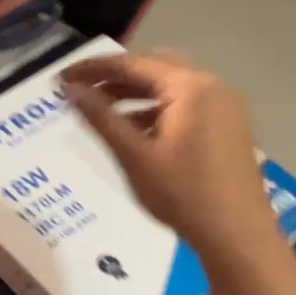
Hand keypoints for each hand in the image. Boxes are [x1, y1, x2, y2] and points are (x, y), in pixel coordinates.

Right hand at [61, 50, 274, 262]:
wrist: (234, 230)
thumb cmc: (181, 192)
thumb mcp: (133, 155)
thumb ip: (101, 118)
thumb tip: (71, 90)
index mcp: (191, 88)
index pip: (134, 64)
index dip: (94, 68)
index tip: (60, 77)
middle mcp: (212, 86)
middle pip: (155, 66)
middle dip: (115, 74)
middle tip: (79, 87)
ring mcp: (223, 105)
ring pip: (169, 85)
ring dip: (132, 91)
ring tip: (97, 106)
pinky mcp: (225, 124)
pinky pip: (183, 103)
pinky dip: (152, 107)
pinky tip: (130, 126)